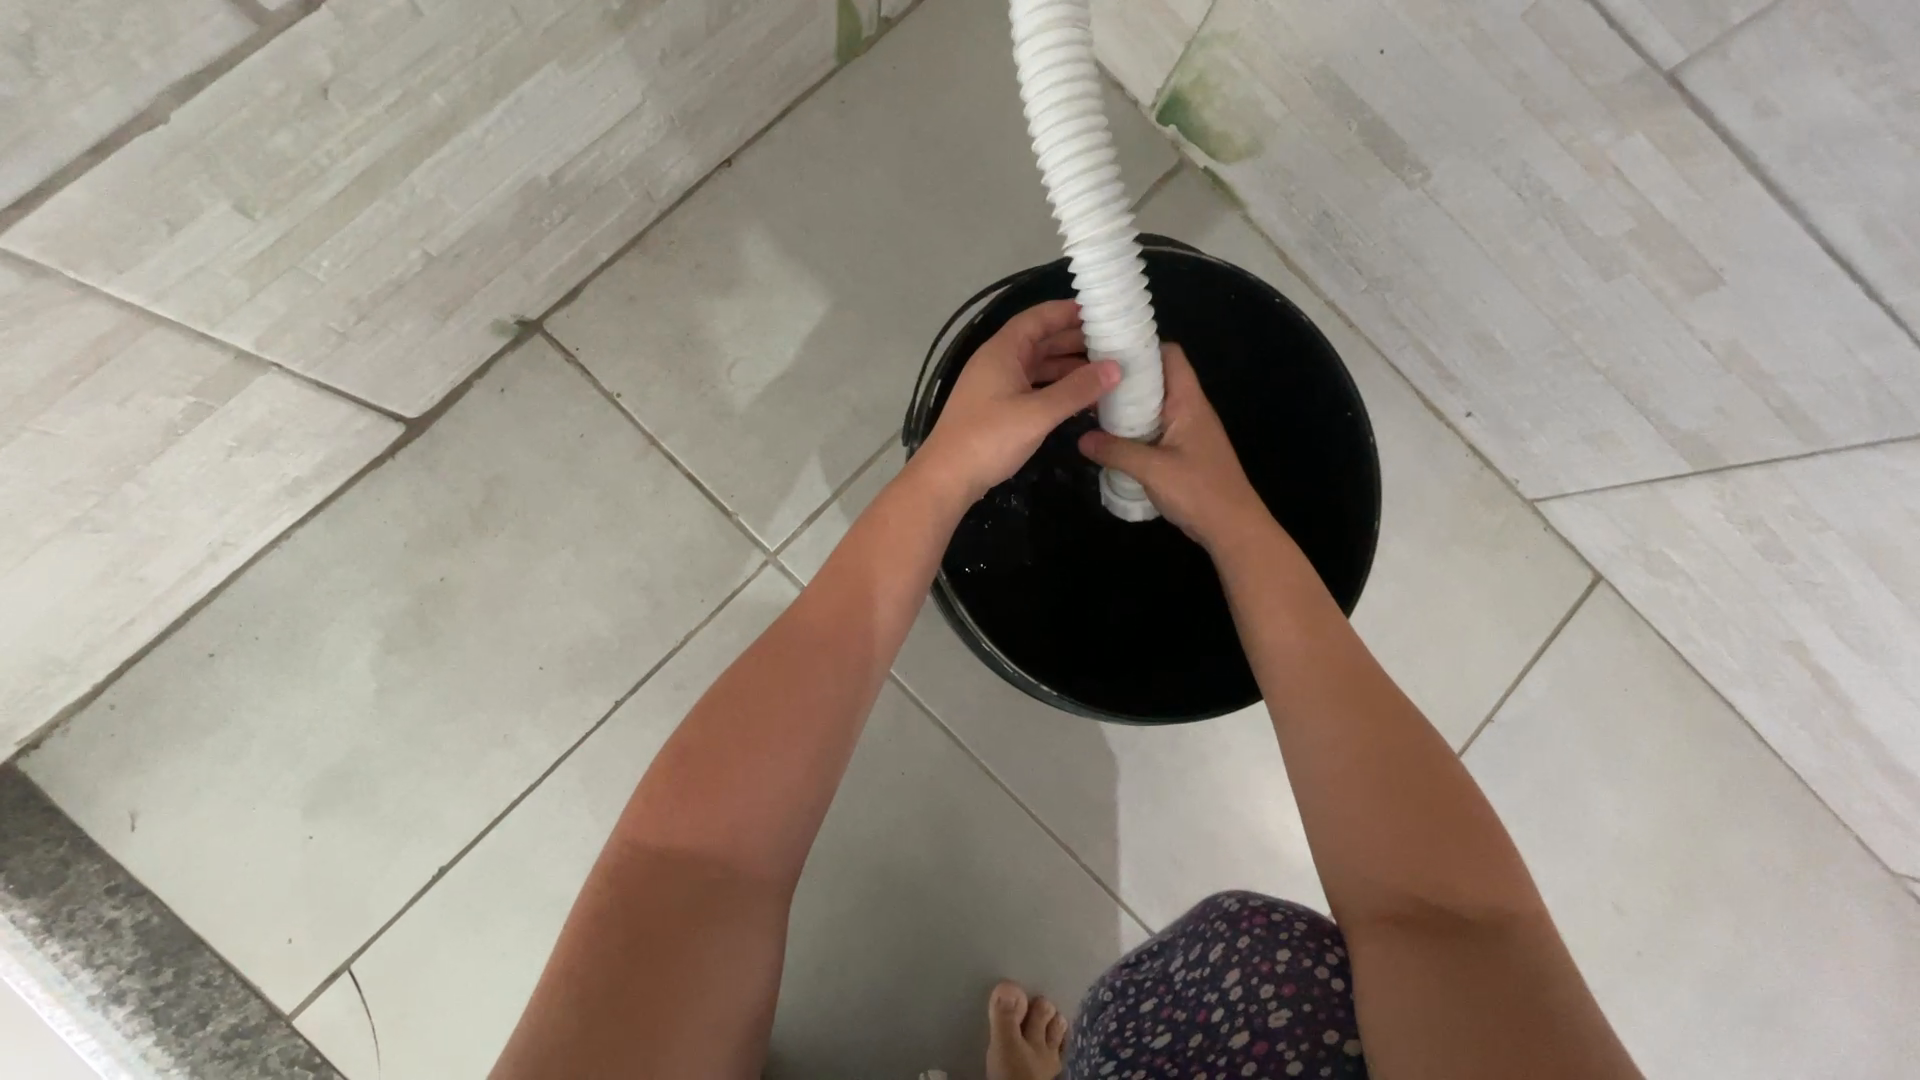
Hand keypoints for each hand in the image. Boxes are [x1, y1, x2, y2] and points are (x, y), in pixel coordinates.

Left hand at [915, 299, 1120, 501]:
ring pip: (1038, 367)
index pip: (1038, 318)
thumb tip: (1115, 368)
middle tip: (1114, 344)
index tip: (1102, 312)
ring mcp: (996, 386)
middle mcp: (998, 362)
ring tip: (1106, 372)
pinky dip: (1056, 390)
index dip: (1068, 312)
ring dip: (1068, 368)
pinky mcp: (998, 409)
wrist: (947, 477)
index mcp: (1002, 351)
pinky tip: (1080, 400)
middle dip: (1075, 341)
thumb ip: (1077, 390)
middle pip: (1040, 341)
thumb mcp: (1037, 413)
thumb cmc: (989, 438)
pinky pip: (1033, 389)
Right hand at [1077, 343, 1268, 548]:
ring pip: (1155, 406)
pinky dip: (1134, 429)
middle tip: (1091, 383)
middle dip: (1127, 378)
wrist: (1233, 528)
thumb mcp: (1152, 470)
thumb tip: (1082, 439)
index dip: (1141, 349)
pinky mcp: (1183, 452)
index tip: (1107, 354)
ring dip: (1128, 407)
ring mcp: (1188, 431)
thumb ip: (1115, 451)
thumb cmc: (1199, 491)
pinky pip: (1155, 429)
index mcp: (1188, 402)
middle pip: (1159, 378)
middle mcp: (1190, 409)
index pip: (1170, 355)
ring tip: (1094, 409)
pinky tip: (1112, 440)